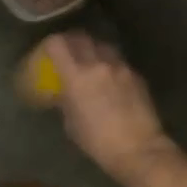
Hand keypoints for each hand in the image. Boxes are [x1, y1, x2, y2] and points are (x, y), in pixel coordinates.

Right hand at [41, 32, 179, 186]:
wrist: (139, 149)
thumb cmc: (98, 142)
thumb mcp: (71, 123)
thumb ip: (65, 100)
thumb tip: (63, 91)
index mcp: (76, 76)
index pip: (57, 44)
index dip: (50, 44)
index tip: (47, 51)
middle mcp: (98, 64)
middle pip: (80, 37)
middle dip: (71, 41)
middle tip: (67, 51)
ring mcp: (120, 67)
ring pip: (102, 45)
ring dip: (93, 49)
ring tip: (90, 61)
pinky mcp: (136, 74)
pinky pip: (118, 60)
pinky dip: (109, 63)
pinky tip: (110, 78)